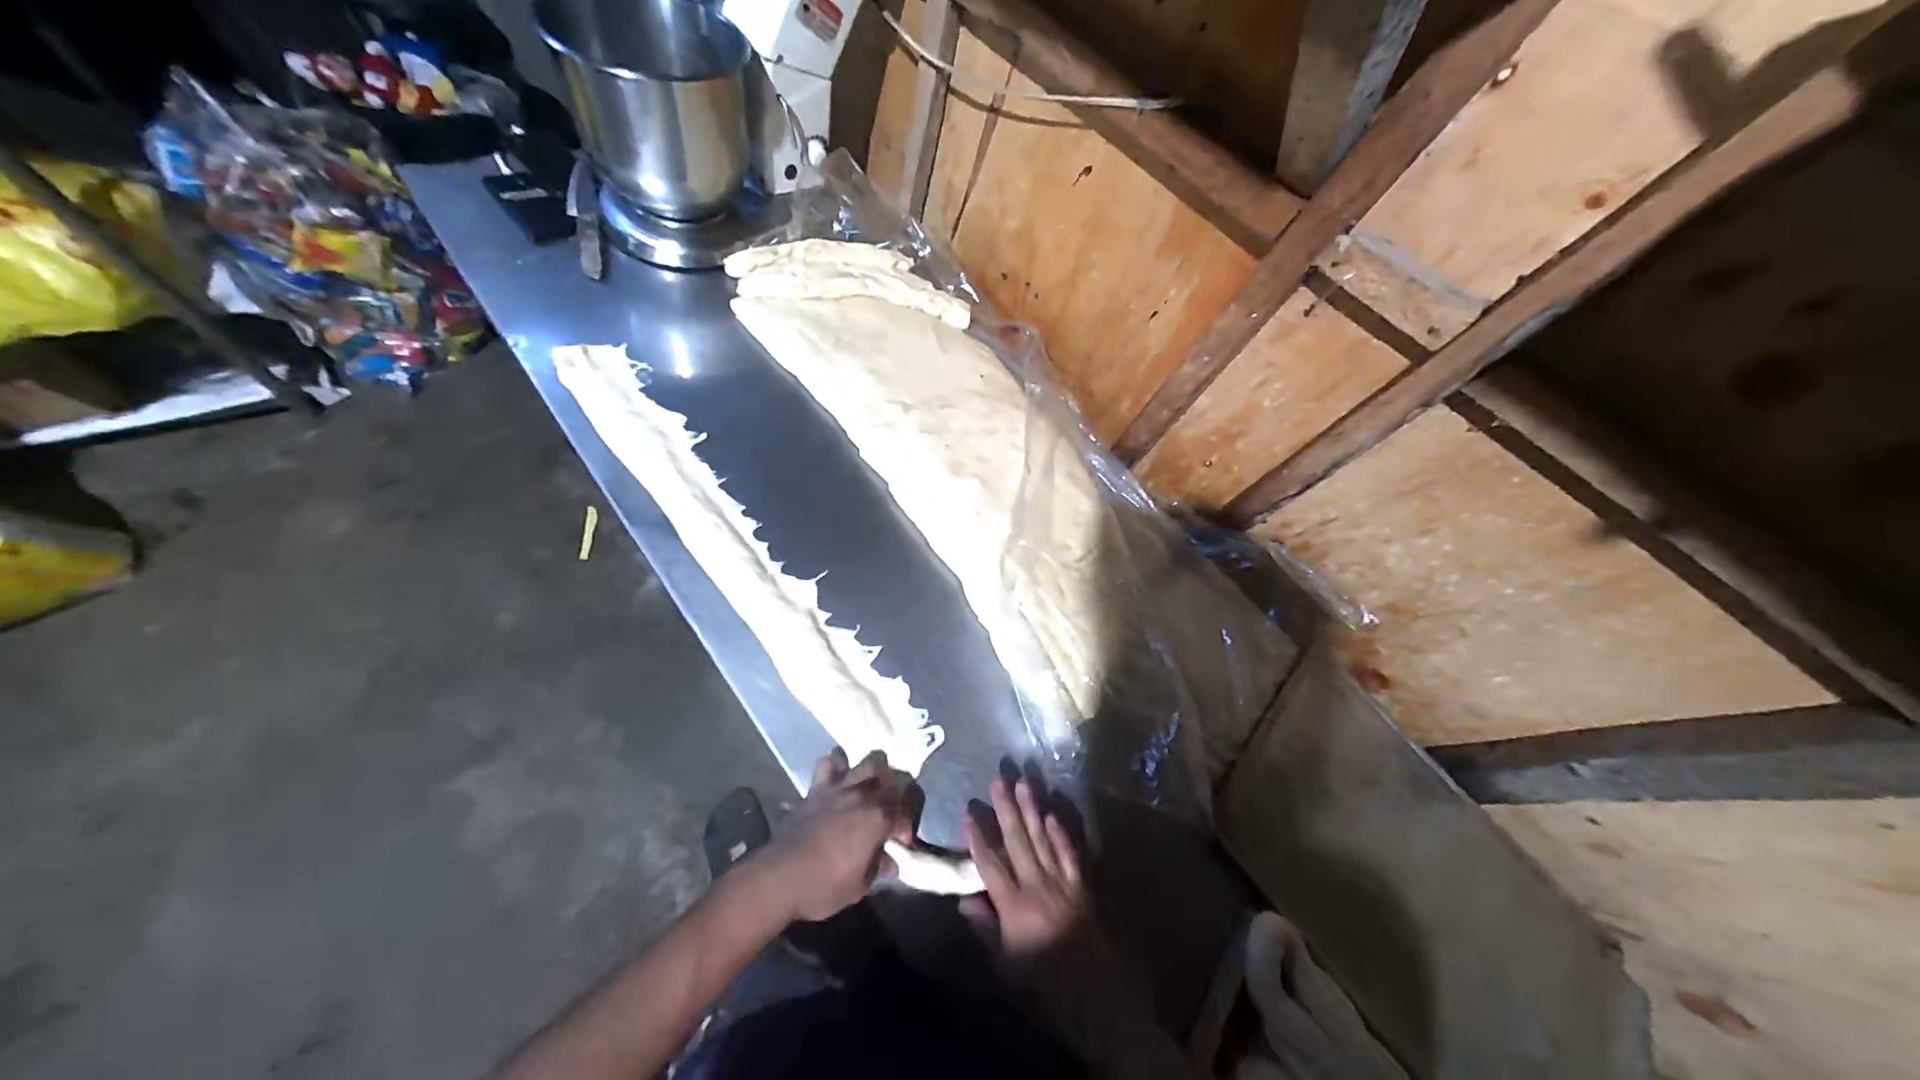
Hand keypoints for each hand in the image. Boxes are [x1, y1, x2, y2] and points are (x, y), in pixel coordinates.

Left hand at [747, 748, 912, 921]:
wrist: (778, 878)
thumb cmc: (823, 886)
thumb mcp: (859, 886)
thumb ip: (879, 867)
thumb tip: (891, 862)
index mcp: (878, 817)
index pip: (905, 806)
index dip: (906, 823)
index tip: (899, 842)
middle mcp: (862, 795)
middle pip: (892, 777)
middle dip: (896, 793)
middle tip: (889, 812)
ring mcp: (838, 788)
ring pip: (867, 762)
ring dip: (875, 772)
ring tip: (870, 789)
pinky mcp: (816, 790)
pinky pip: (828, 764)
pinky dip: (837, 764)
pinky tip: (839, 776)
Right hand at [960, 777, 1087, 959]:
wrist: (1089, 987)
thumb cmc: (1040, 977)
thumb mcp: (1004, 961)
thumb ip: (984, 927)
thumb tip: (965, 899)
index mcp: (1013, 906)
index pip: (990, 864)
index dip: (978, 838)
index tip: (969, 812)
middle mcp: (1036, 886)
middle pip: (1017, 841)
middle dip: (1006, 809)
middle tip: (998, 781)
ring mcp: (1060, 882)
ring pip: (1042, 838)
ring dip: (1032, 809)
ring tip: (1024, 783)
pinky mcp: (1079, 883)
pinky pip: (1069, 852)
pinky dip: (1060, 832)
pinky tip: (1052, 813)